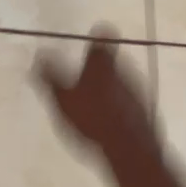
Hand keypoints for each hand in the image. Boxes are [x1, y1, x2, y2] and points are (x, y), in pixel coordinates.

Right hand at [35, 27, 157, 154]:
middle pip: (112, 60)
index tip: (95, 35)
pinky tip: (109, 120)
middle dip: (101, 66)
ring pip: (122, 80)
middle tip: (85, 76)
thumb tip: (39, 55)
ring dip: (111, 87)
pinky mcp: (145, 112)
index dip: (98, 37)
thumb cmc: (92, 119)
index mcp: (100, 64)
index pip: (102, 39)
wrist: (131, 151)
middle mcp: (122, 70)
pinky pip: (129, 101)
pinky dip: (120, 105)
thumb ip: (50, 77)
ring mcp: (137, 91)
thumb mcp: (61, 99)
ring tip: (95, 102)